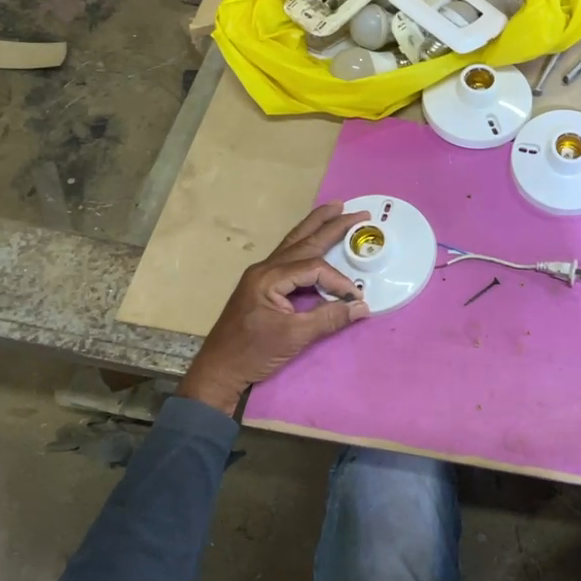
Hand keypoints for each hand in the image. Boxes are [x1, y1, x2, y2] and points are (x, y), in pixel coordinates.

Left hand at [177, 203, 372, 414]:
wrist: (218, 372)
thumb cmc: (253, 353)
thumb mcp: (294, 337)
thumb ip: (329, 318)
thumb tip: (362, 307)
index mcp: (269, 278)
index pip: (314, 269)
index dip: (338, 281)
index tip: (355, 298)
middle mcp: (264, 269)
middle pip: (303, 241)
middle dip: (331, 225)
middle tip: (358, 212)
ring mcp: (260, 275)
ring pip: (294, 243)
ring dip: (316, 226)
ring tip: (336, 209)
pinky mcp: (261, 285)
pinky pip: (288, 256)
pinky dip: (306, 243)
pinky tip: (315, 238)